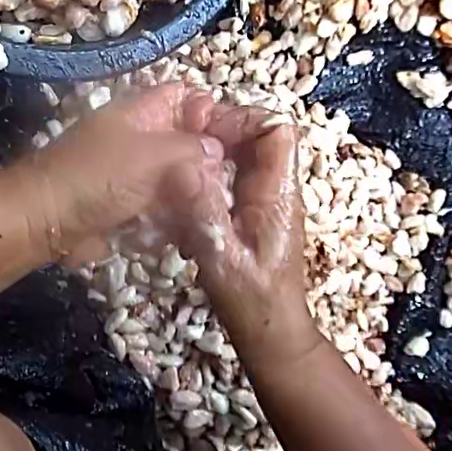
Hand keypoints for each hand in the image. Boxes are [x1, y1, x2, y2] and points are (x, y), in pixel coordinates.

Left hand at [19, 82, 224, 264]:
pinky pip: (164, 212)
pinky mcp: (132, 209)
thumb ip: (192, 148)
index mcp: (144, 114)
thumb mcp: (151, 155)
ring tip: (205, 213)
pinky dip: (173, 222)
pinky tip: (183, 232)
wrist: (47, 222)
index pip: (187, 98)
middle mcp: (143, 142)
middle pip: (190, 145)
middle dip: (209, 166)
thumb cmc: (97, 178)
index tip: (237, 138)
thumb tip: (218, 150)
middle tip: (225, 186)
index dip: (213, 112)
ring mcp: (137, 177)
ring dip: (193, 199)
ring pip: (181, 183)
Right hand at [171, 103, 321, 369]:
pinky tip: (179, 202)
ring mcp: (261, 203)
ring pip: (237, 161)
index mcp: (277, 192)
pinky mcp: (248, 216)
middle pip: (254, 139)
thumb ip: (203, 210)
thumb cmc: (252, 300)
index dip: (246, 117)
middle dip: (217, 135)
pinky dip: (203, 183)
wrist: (269, 333)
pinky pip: (227, 184)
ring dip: (206, 160)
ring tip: (173, 168)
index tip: (204, 129)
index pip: (279, 129)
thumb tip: (182, 164)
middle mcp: (274, 190)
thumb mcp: (223, 255)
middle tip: (178, 145)